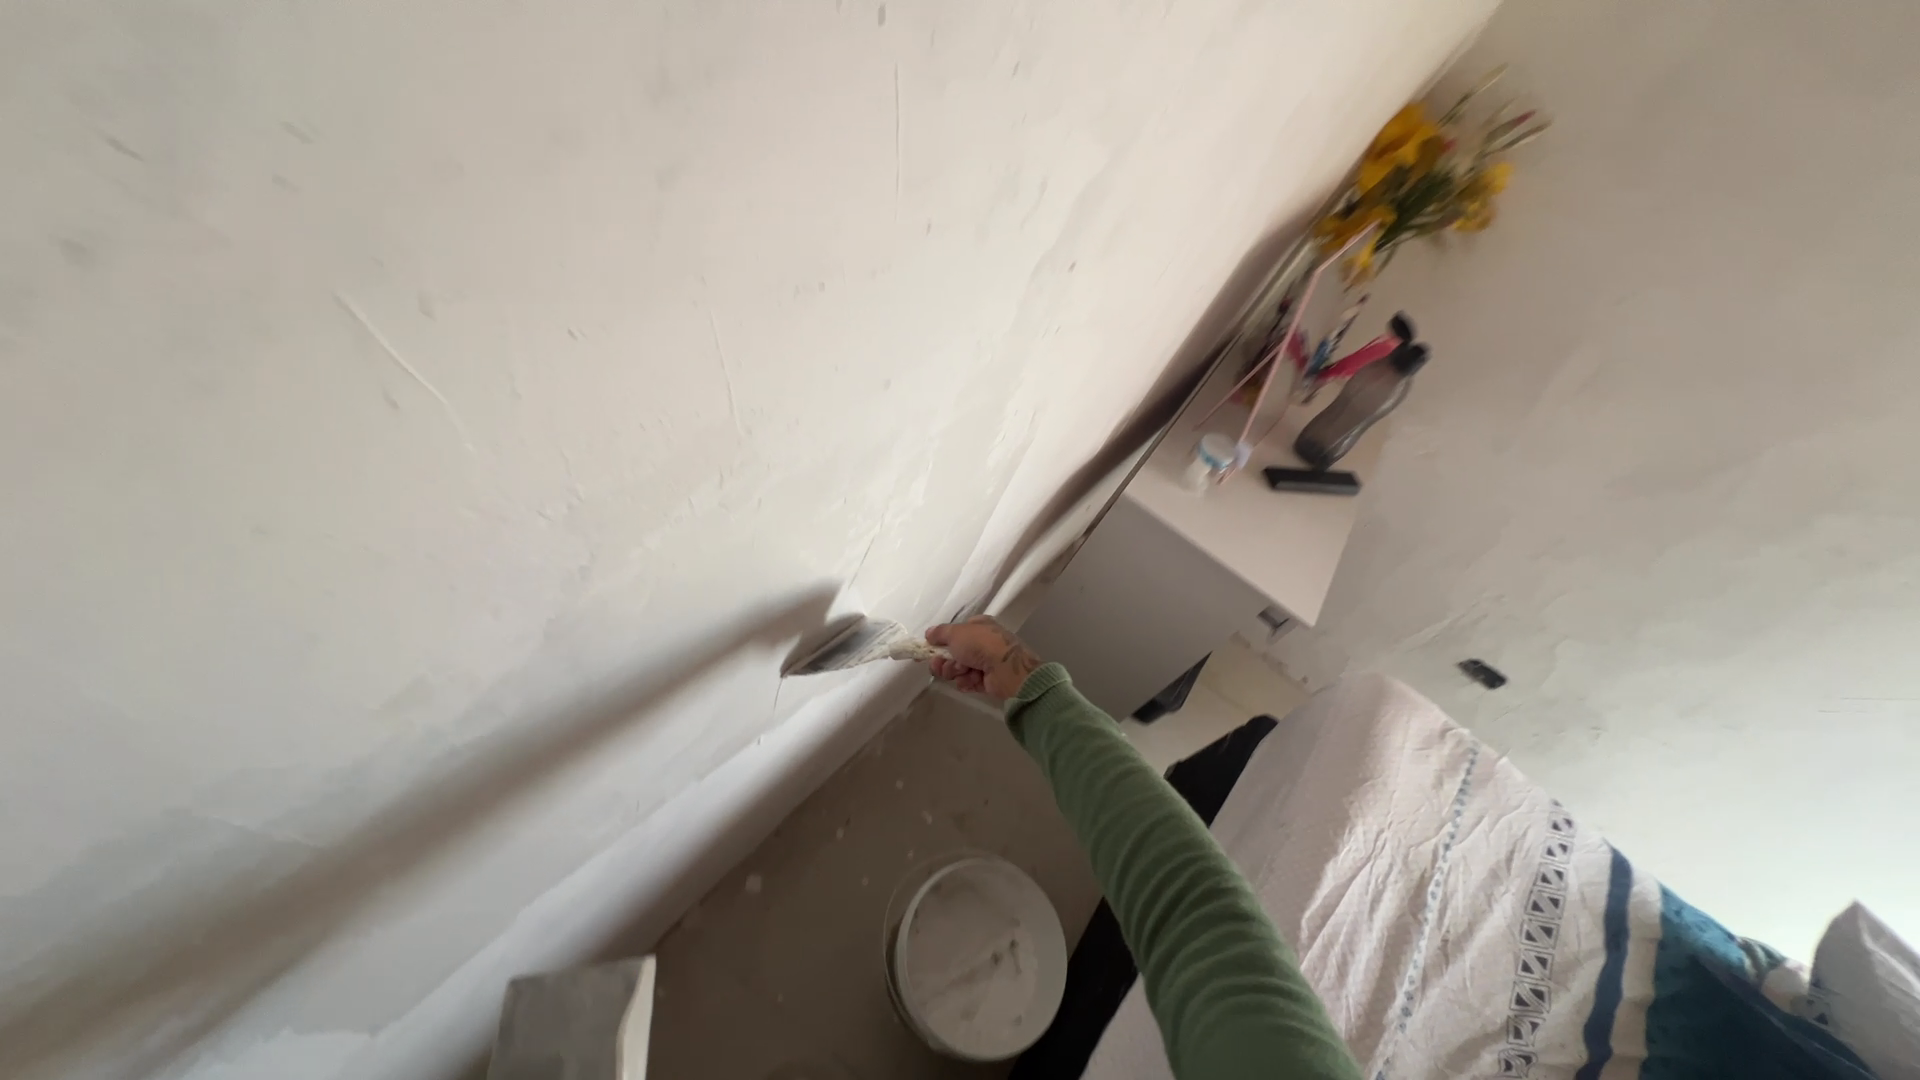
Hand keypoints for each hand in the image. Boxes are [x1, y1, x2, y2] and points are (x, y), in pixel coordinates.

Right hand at [925, 615, 1042, 703]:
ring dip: (956, 672)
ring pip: (958, 669)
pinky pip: (968, 682)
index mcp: (978, 626)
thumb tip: (928, 633)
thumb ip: (940, 633)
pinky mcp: (987, 680)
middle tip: (942, 665)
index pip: (953, 634)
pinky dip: (967, 682)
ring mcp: (985, 662)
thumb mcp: (956, 632)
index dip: (938, 643)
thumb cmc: (981, 644)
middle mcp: (982, 643)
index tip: (924, 652)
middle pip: (952, 654)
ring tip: (963, 671)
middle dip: (944, 661)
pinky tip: (972, 680)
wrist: (1006, 668)